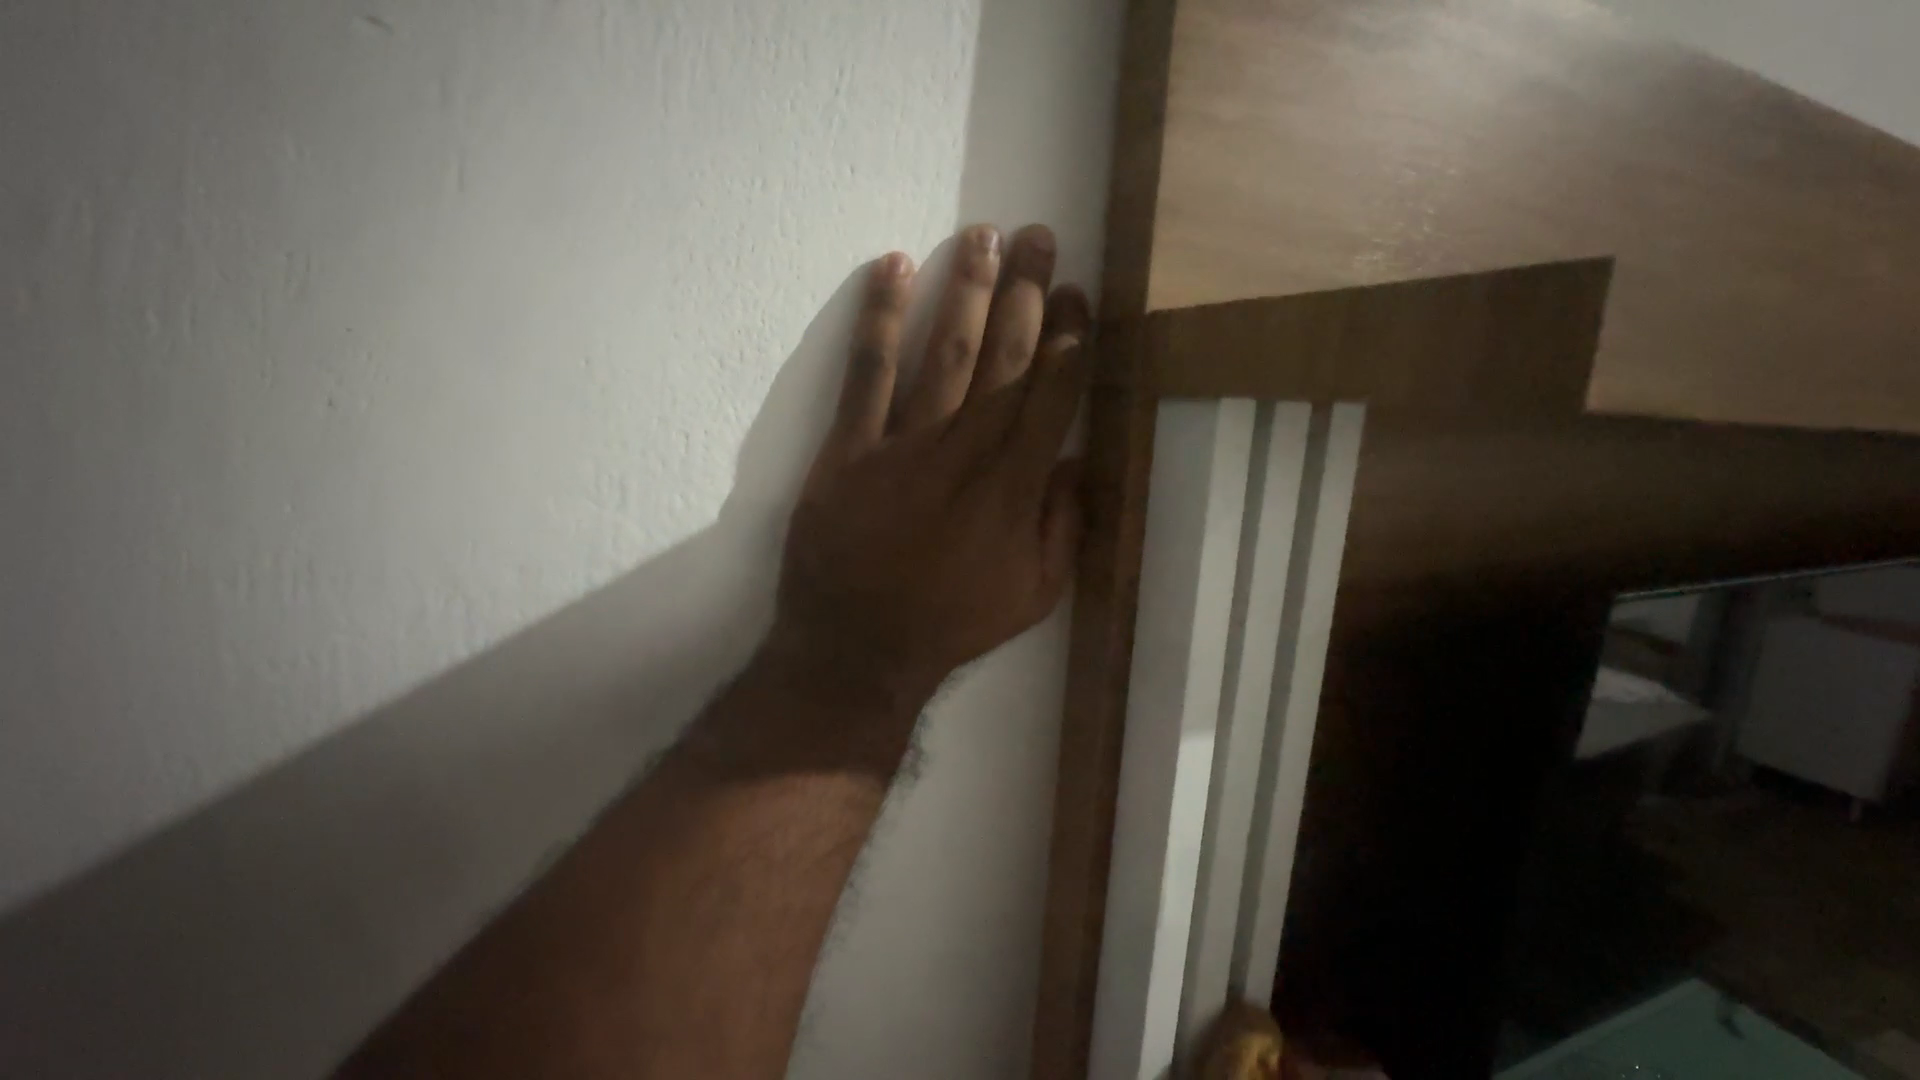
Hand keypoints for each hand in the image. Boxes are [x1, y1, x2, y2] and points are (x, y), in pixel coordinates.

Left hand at [770, 223, 1092, 706]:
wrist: (855, 649)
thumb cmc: (948, 625)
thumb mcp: (1033, 597)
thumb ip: (1063, 528)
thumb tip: (1075, 460)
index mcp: (1014, 489)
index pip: (1050, 396)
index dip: (1067, 340)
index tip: (1076, 295)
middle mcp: (965, 453)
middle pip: (1003, 359)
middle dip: (1025, 293)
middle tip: (1037, 237)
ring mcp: (903, 447)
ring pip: (943, 352)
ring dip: (965, 289)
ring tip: (982, 234)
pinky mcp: (848, 449)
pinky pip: (866, 373)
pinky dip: (879, 318)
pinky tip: (893, 268)